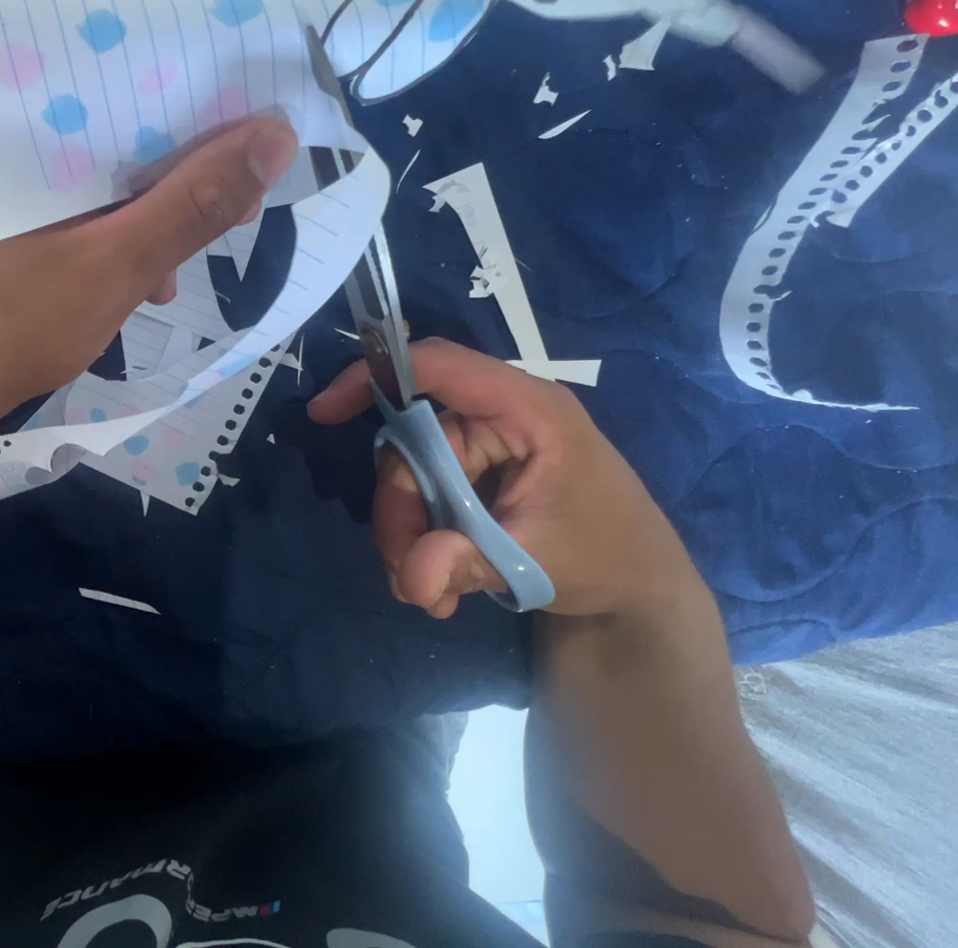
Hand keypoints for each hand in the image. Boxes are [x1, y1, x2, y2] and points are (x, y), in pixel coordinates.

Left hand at [0, 118, 298, 440]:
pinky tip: (152, 279)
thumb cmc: (28, 327)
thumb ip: (192, 206)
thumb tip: (276, 138)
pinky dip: (131, 236)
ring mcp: (23, 193)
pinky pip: (97, 211)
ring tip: (202, 244)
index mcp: (23, 139)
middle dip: (184, 163)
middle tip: (240, 187)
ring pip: (115, 177)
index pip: (114, 82)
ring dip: (163, 210)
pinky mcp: (34, 227)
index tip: (249, 105)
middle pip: (120, 132)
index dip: (187, 88)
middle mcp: (18, 153)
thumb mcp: (120, 264)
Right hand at [306, 339, 697, 619]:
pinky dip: (418, 539)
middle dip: (398, 512)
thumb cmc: (609, 561)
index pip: (439, 367)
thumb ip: (470, 563)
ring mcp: (483, 444)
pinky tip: (436, 583)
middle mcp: (498, 416)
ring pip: (407, 475)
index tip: (323, 412)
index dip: (373, 377)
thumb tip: (411, 577)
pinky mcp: (473, 471)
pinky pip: (421, 493)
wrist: (638, 593)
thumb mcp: (541, 563)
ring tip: (427, 593)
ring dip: (405, 536)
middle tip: (407, 576)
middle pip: (410, 444)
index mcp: (528, 410)